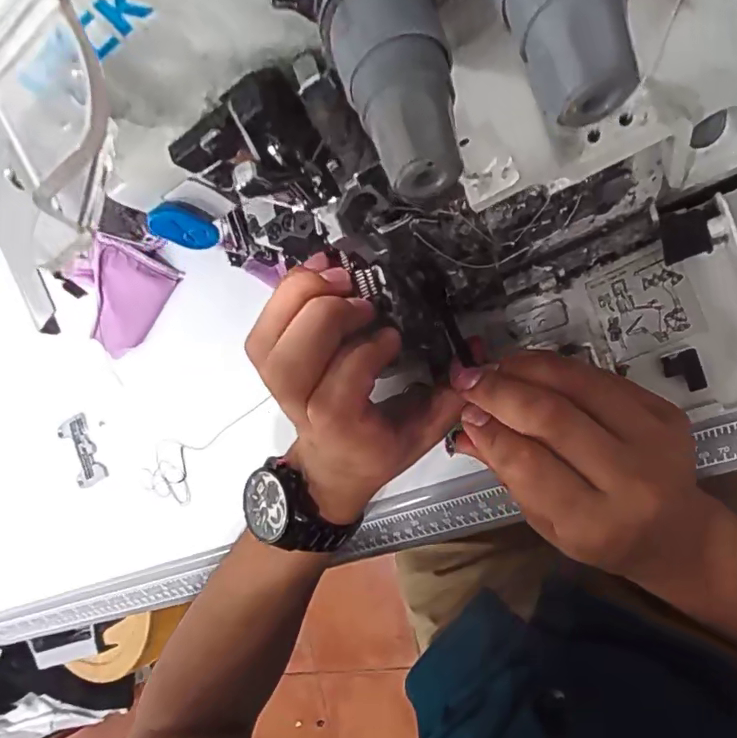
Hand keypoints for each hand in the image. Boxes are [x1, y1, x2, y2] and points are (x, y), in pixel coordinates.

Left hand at [246, 255, 464, 522]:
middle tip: (362, 299)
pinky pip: (265, 326)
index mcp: (342, 428)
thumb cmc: (375, 451)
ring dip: (299, 298)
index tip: (393, 336)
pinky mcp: (272, 363)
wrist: (333, 466)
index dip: (365, 354)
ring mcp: (279, 385)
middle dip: (325, 317)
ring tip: (337, 275)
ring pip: (268, 341)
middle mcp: (302, 408)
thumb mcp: (421, 434)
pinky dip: (285, 293)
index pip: (339, 389)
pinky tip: (317, 272)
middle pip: (291, 362)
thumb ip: (449, 397)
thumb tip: (471, 353)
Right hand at [450, 351, 727, 587]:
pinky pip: (603, 377)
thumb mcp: (550, 523)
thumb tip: (467, 429)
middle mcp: (630, 480)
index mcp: (595, 523)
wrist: (674, 532)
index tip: (464, 413)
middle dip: (503, 392)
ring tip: (497, 366)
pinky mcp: (666, 413)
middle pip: (555, 418)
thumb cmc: (604, 538)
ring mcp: (654, 440)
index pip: (532, 465)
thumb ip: (511, 476)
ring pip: (580, 385)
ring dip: (530, 368)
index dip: (493, 433)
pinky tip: (533, 367)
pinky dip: (562, 368)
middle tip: (469, 380)